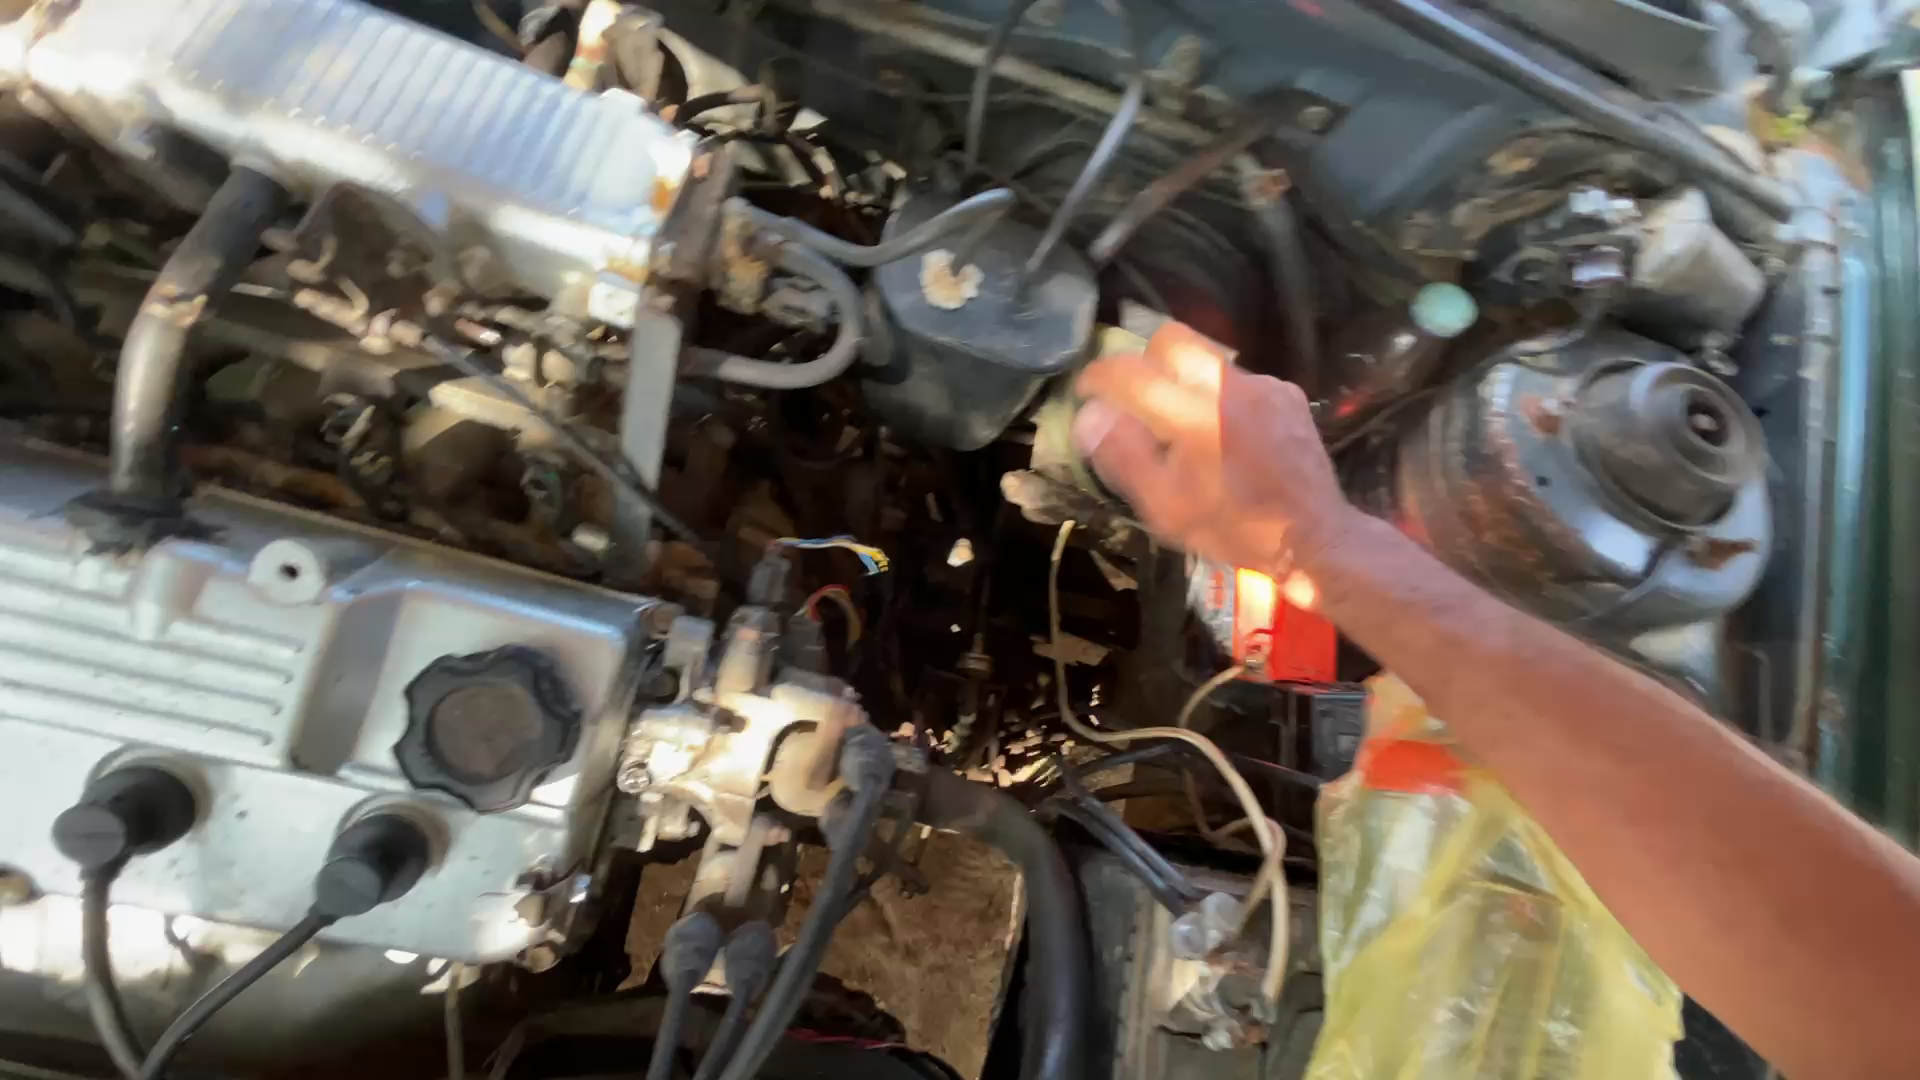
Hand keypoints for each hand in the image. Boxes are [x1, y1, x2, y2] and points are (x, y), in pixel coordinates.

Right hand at [1071, 322, 1355, 585]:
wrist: (1313, 539)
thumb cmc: (1231, 530)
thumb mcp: (1164, 508)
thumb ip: (1123, 456)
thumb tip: (1089, 415)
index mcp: (1193, 416)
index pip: (1130, 371)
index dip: (1098, 376)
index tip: (1085, 390)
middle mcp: (1229, 386)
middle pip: (1170, 339)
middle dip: (1141, 361)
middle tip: (1131, 396)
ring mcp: (1263, 386)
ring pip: (1204, 357)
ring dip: (1178, 378)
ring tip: (1175, 421)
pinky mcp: (1285, 394)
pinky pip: (1235, 377)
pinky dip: (1213, 394)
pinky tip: (1219, 432)